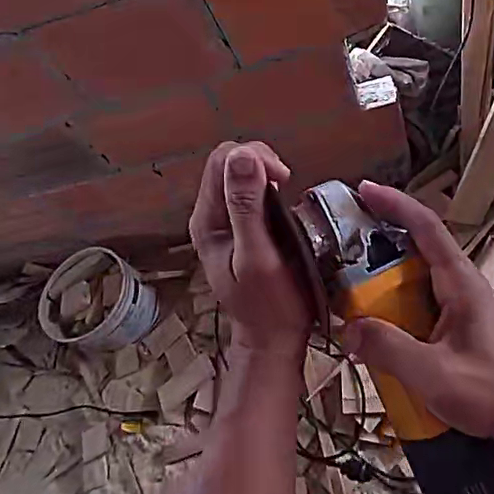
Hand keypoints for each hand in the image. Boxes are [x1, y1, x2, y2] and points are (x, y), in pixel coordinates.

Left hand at [188, 141, 314, 362]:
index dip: (255, 159)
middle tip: (285, 186)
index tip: (282, 181)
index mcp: (208, 220)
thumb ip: (246, 208)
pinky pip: (255, 190)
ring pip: (244, 173)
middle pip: (231, 161)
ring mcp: (228, 220)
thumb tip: (244, 156)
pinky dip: (272, 189)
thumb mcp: (257, 257)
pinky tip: (284, 207)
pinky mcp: (245, 225)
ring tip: (286, 198)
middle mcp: (212, 214)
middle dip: (262, 162)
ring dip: (268, 175)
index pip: (223, 160)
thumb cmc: (269, 304)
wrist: (273, 337)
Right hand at [339, 181, 493, 446]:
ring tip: (351, 285)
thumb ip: (388, 349)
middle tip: (343, 243)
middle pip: (418, 247)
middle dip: (381, 239)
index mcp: (460, 282)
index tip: (364, 190)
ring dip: (386, 276)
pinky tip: (379, 325)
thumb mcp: (433, 375)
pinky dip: (397, 303)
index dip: (395, 204)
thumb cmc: (493, 393)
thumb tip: (350, 328)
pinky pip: (422, 301)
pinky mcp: (460, 324)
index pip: (426, 227)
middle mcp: (462, 284)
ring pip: (418, 276)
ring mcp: (462, 304)